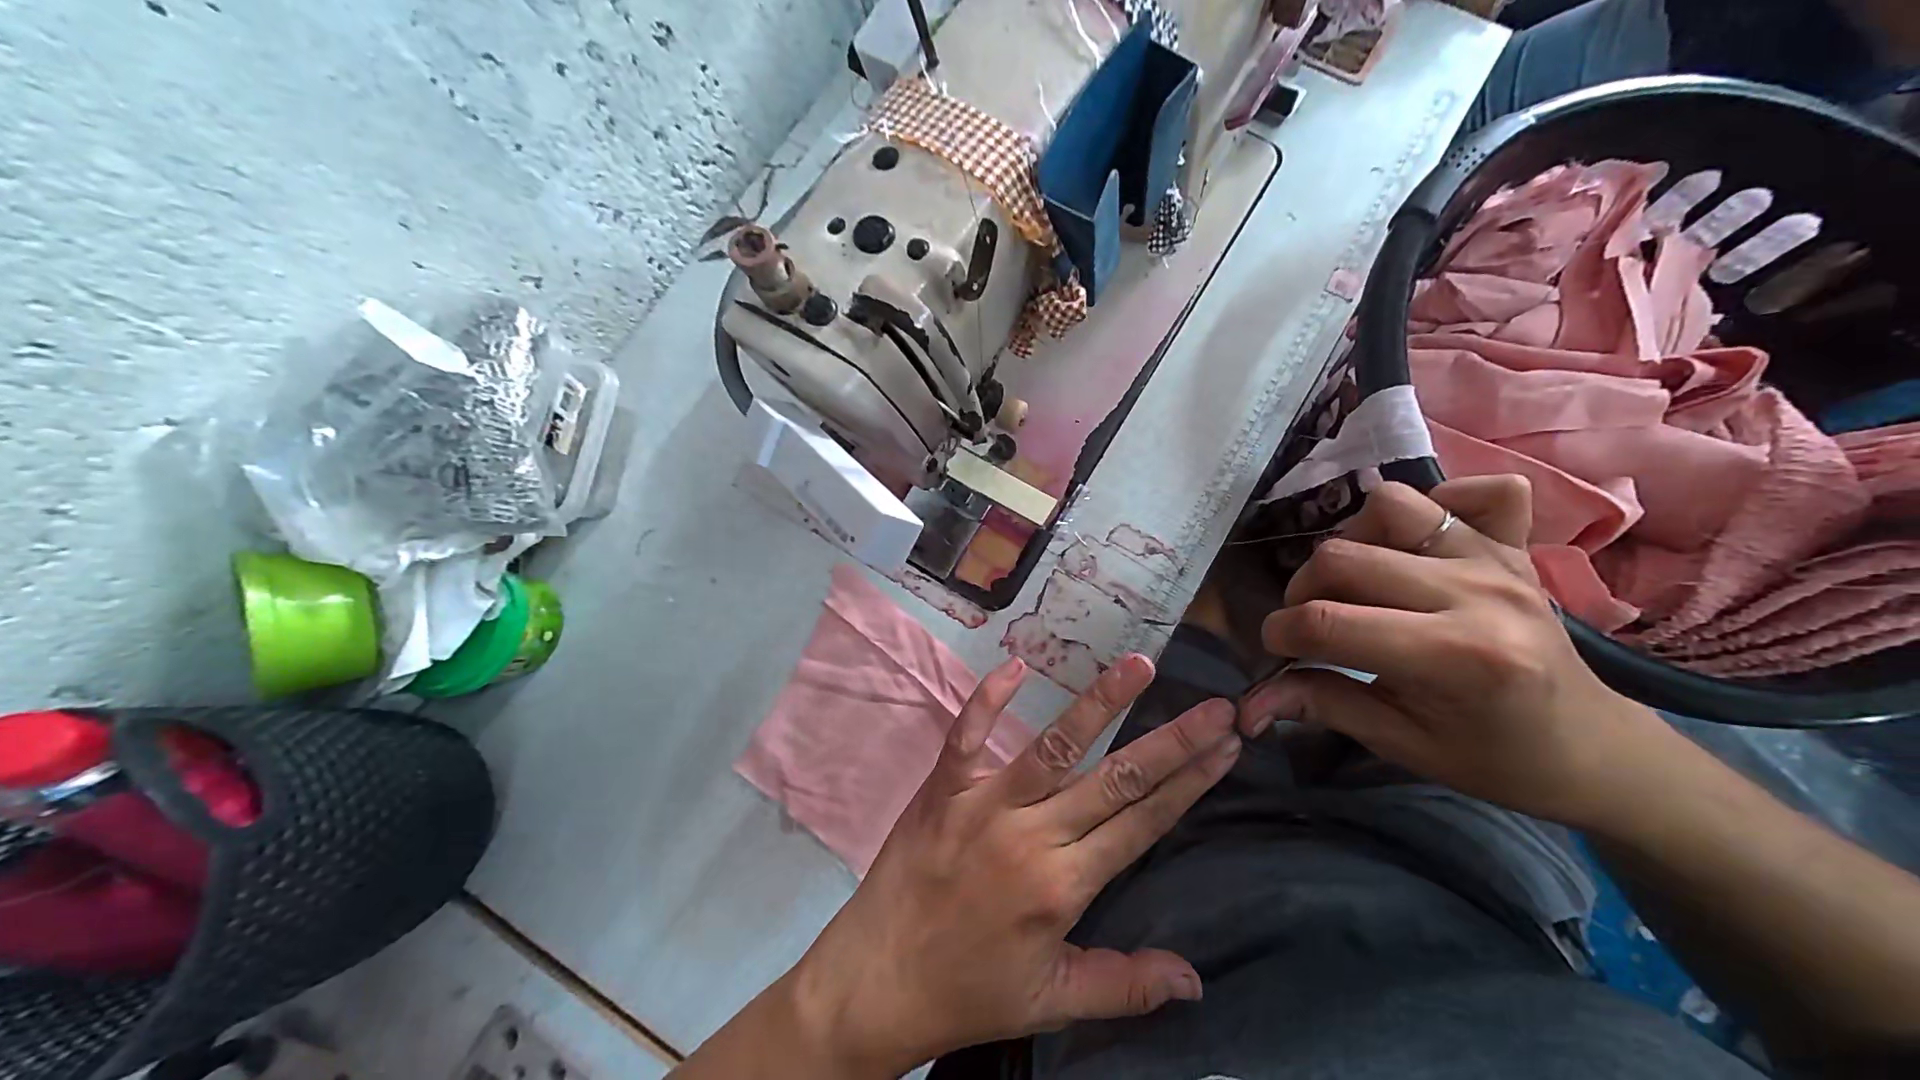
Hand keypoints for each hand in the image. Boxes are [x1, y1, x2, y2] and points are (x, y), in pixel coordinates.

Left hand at [785, 655, 1241, 1075]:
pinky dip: (987, 699)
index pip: (1142, 823)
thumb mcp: (1051, 1001)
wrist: (875, 981)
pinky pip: (966, 735)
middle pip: (1115, 779)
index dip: (1189, 783)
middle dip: (1172, 741)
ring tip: (1138, 664)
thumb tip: (1196, 979)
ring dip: (1098, 703)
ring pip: (1053, 747)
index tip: (1226, 746)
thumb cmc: (966, 991)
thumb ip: (1126, 985)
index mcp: (1063, 885)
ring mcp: (983, 805)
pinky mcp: (942, 789)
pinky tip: (1016, 666)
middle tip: (1216, 705)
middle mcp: (1031, 835)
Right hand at [1240, 477, 1679, 829]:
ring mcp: (1499, 561)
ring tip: (1355, 580)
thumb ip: (1323, 706)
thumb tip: (1250, 705)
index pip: (1327, 622)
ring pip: (1390, 506)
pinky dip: (1440, 504)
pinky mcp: (1514, 547)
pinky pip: (1482, 490)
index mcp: (1454, 656)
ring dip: (1353, 539)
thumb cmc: (1494, 758)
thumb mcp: (1402, 744)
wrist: (1593, 748)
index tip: (1276, 651)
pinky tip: (1416, 545)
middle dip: (1302, 591)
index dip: (1281, 633)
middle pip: (1343, 557)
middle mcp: (1477, 593)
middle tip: (1311, 624)